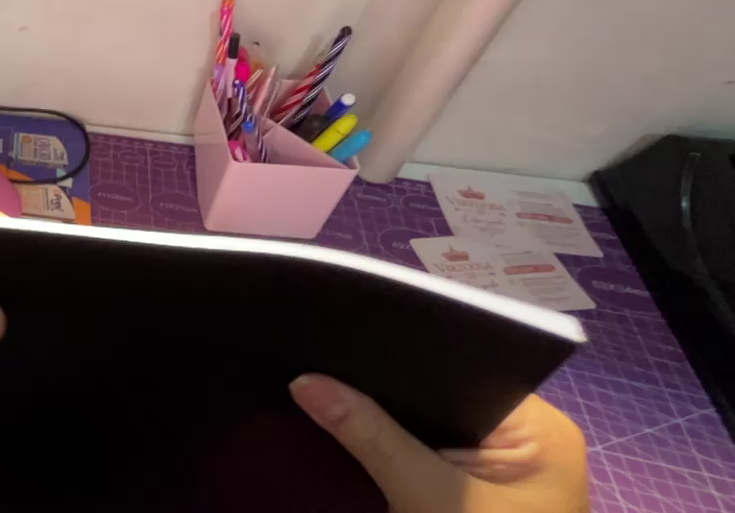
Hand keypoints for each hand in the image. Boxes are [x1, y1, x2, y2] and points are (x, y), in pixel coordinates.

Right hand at [291, 375, 589, 512]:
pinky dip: (380, 436)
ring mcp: (494, 457)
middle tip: (313, 362)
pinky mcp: (466, 479)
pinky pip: (413, 438)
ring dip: (373, 412)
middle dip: (373, 383)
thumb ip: (368, 434)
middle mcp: (520, 432)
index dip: (388, 353)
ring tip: (317, 383)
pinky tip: (340, 421)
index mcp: (534, 425)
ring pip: (416, 413)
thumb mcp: (429, 499)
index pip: (448, 364)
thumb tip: (301, 380)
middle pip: (428, 386)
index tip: (331, 339)